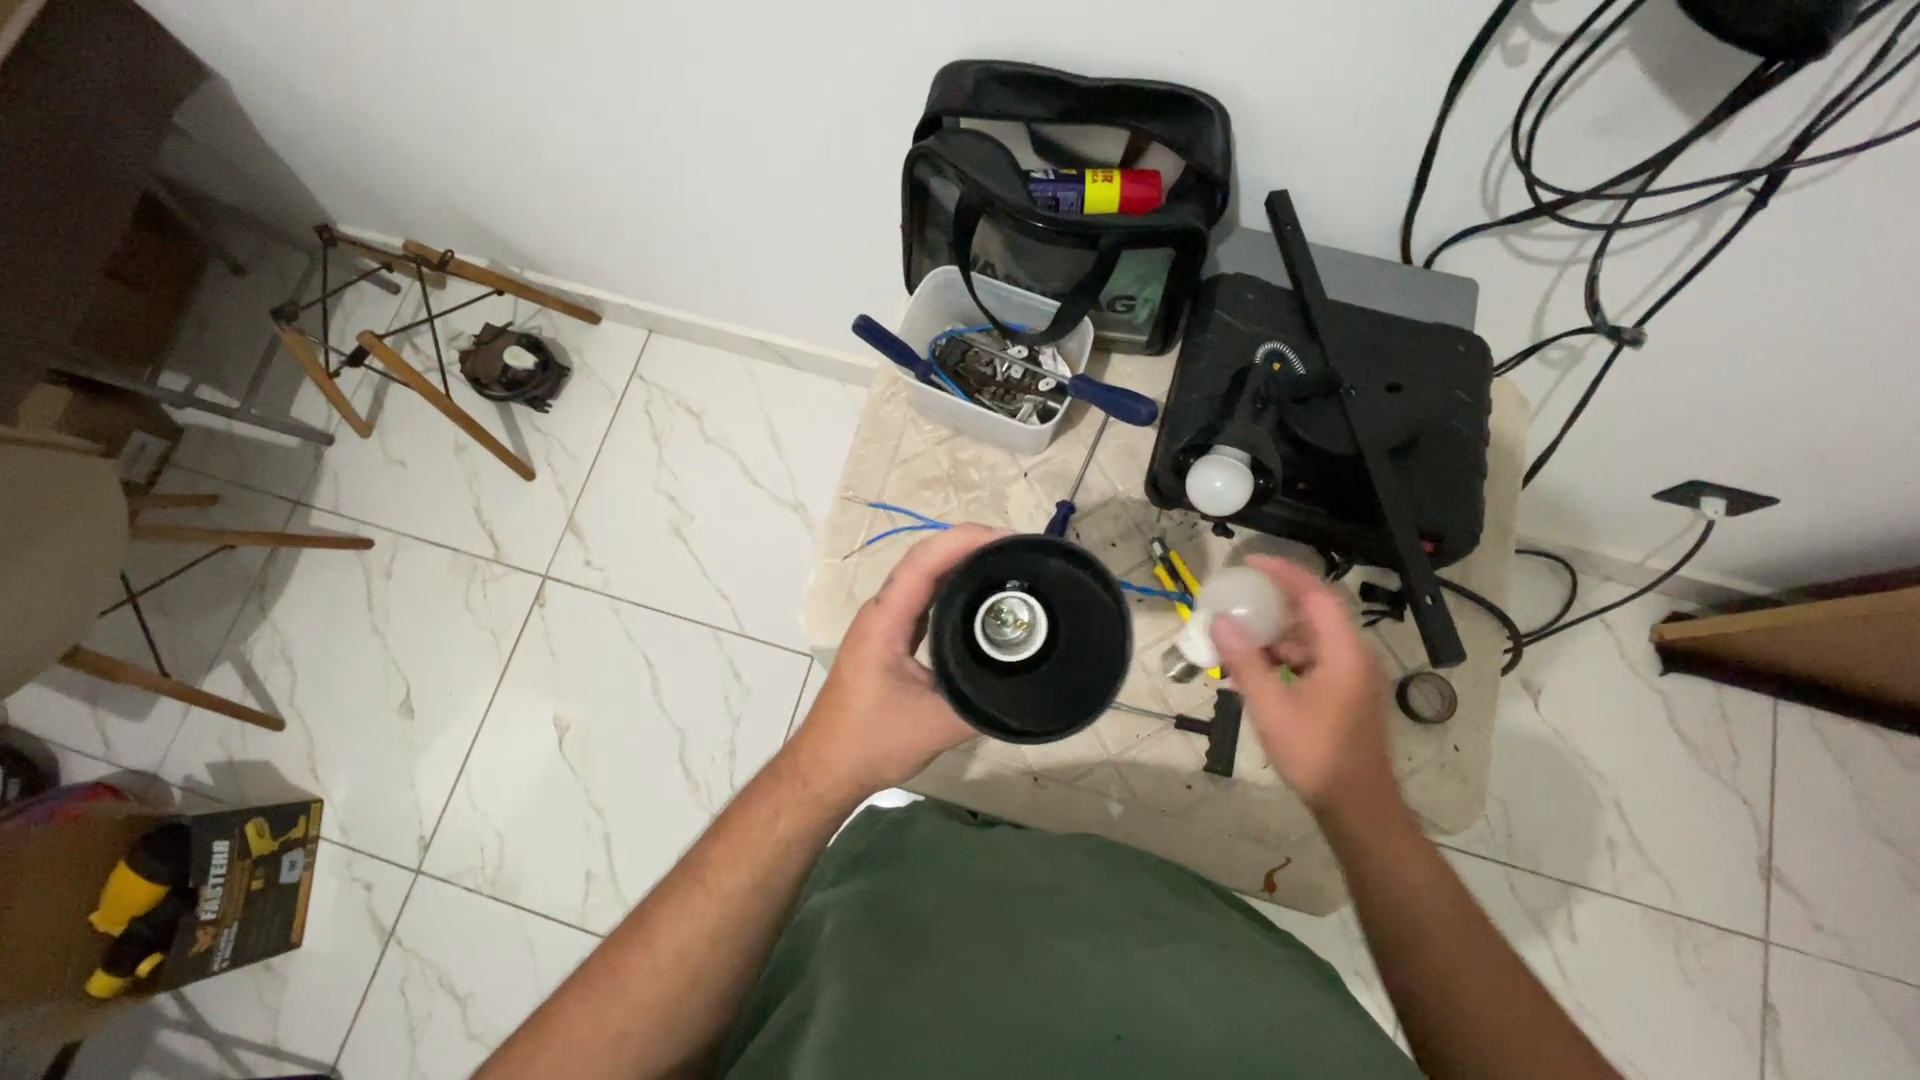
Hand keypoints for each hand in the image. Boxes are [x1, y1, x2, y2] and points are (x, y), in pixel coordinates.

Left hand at [784, 524, 1006, 798]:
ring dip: (964, 565)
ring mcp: (885, 626)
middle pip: (927, 561)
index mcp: (885, 622)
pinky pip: (926, 601)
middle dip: (973, 546)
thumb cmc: (869, 743)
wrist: (827, 769)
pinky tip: (982, 600)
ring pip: (926, 579)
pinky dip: (955, 591)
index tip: (1010, 538)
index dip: (967, 540)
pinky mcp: (892, 641)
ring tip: (1010, 566)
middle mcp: (882, 613)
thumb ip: (986, 706)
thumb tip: (1033, 688)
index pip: (925, 562)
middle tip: (1022, 551)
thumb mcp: (936, 726)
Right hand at [1209, 555, 1395, 816]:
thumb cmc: (1316, 755)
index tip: (1251, 563)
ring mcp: (1355, 676)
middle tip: (1239, 597)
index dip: (1284, 573)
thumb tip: (1220, 622)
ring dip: (1278, 634)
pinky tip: (1258, 671)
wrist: (1357, 805)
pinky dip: (1287, 657)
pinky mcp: (1348, 694)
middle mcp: (1356, 657)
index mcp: (1345, 653)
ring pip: (1314, 639)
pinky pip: (1316, 660)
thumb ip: (1245, 661)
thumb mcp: (1271, 707)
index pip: (1315, 595)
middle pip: (1315, 613)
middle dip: (1275, 603)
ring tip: (1240, 638)